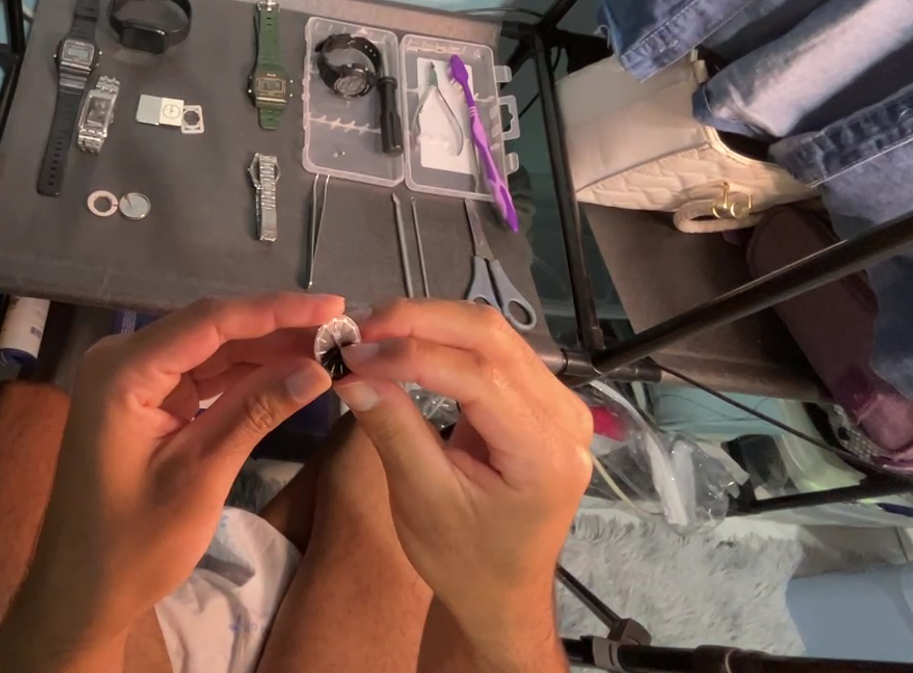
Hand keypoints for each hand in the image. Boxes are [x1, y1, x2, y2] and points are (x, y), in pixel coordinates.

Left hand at [0, 293, 340, 667]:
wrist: (80, 591)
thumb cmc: (132, 545)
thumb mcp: (200, 476)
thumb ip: (255, 413)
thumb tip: (315, 368)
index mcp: (124, 370)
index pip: (209, 322)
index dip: (274, 310)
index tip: (331, 305)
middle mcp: (126, 358)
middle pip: (213, 329)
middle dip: (277, 328)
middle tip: (339, 328)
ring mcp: (137, 376)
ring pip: (213, 349)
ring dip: (267, 350)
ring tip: (327, 346)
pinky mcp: (149, 396)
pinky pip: (205, 374)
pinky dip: (247, 375)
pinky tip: (289, 371)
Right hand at [333, 301, 591, 665]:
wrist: (500, 591)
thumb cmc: (464, 560)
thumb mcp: (422, 500)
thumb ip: (392, 428)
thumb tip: (348, 370)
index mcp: (546, 453)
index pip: (479, 375)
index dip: (410, 355)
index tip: (352, 352)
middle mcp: (564, 416)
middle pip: (489, 335)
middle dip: (416, 321)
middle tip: (357, 329)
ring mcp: (555, 400)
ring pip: (487, 330)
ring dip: (423, 321)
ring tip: (370, 331)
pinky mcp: (535, 394)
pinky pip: (485, 345)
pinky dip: (436, 334)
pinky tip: (399, 339)